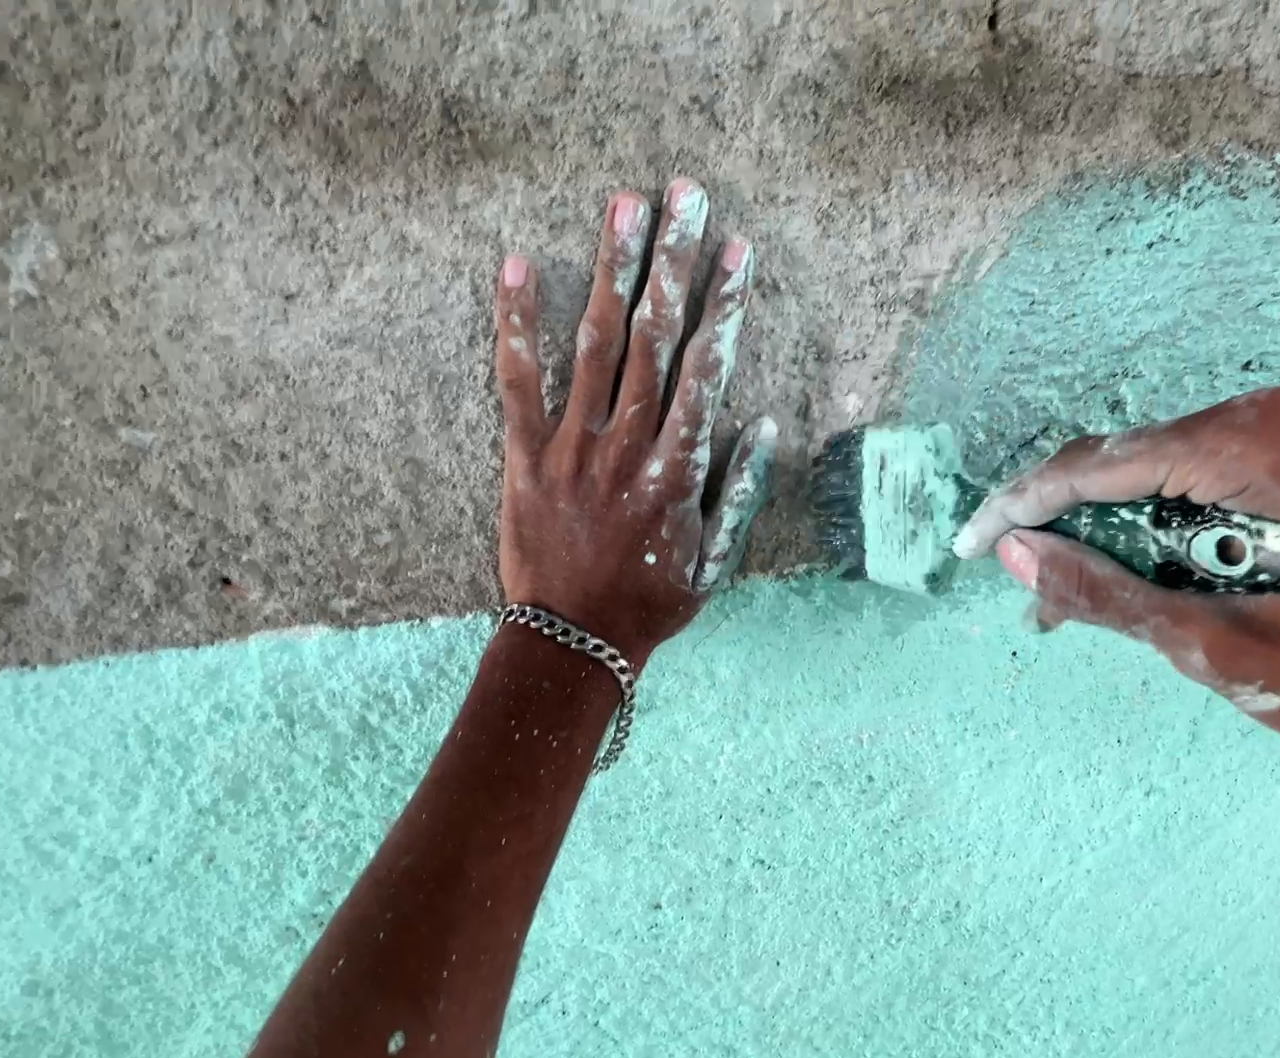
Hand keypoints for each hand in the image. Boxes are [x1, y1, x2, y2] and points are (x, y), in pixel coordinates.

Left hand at [493, 179, 775, 664]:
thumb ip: (740, 492)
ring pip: (595, 344)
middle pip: (655, 338)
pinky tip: (520, 265)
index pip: (707, 370)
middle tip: (685, 195)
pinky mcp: (525, 457)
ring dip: (611, 269)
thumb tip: (763, 426)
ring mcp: (573, 447)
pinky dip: (516, 323)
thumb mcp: (717, 560)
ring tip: (624, 206)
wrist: (573, 640)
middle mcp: (628, 446)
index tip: (738, 250)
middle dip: (674, 261)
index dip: (725, 305)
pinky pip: (516, 382)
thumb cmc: (653, 602)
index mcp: (679, 470)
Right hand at [953, 386, 1279, 788]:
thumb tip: (1014, 556)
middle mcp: (1273, 415)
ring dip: (1115, 539)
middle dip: (1070, 531)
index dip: (1023, 506)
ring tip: (1079, 607)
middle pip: (1127, 465)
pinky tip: (1145, 582)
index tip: (971, 544)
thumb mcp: (1222, 648)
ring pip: (1160, 478)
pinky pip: (1203, 486)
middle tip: (1034, 602)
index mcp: (1256, 443)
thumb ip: (1108, 595)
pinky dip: (1164, 535)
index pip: (1099, 463)